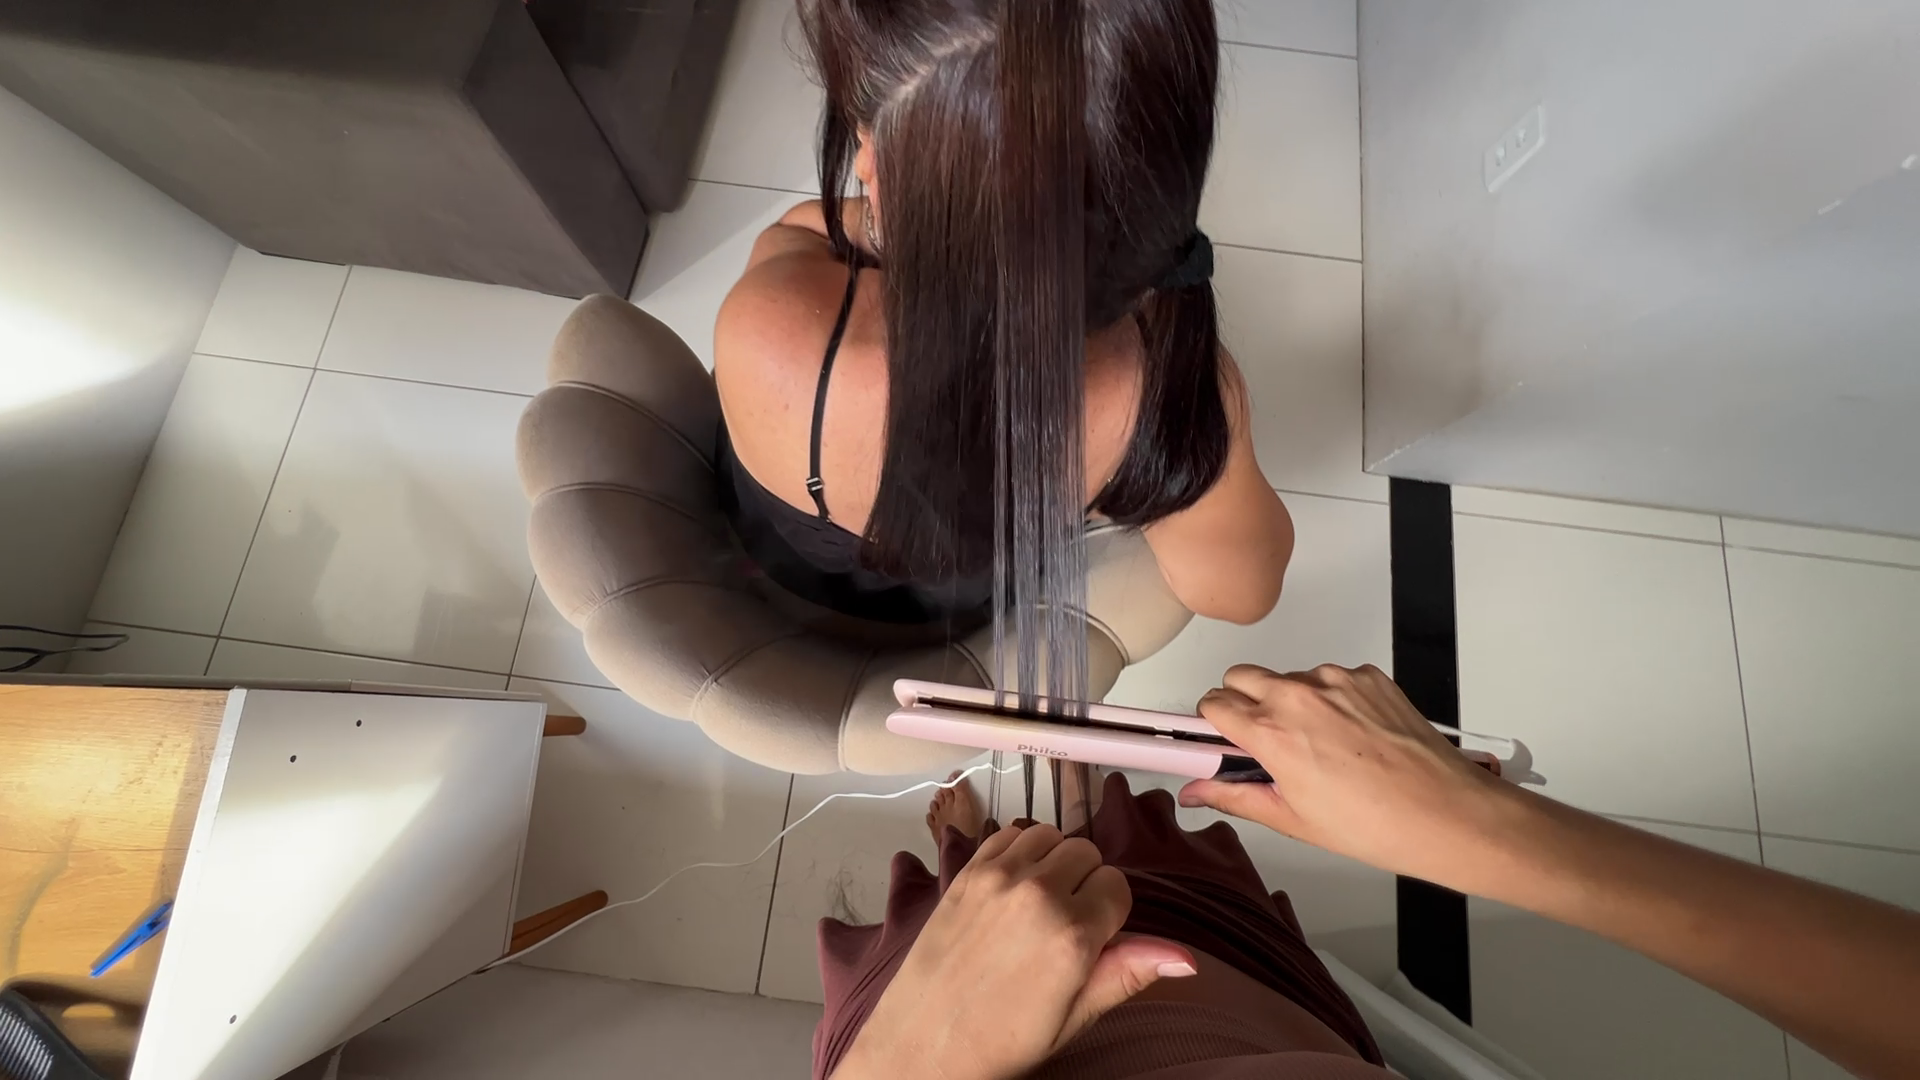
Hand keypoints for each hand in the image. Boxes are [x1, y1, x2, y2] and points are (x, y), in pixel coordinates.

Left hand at [835, 823, 1193, 1079]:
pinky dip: (1020, 848)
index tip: (1094, 937)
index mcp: (1072, 935)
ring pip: (1051, 834)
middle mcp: (1038, 892)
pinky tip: (1015, 884)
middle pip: (1087, 853)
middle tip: (1067, 921)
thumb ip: (1126, 974)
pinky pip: (1010, 832)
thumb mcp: (1074, 1019)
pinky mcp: (969, 869)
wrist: (923, 1044)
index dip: (1112, 912)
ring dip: (1054, 858)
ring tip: (1042, 899)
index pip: (1119, 886)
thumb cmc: (1002, 1043)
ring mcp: (998, 875)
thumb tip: (1186, 959)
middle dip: (1086, 882)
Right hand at [1178, 664, 1513, 888]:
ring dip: (1288, 699)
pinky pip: (1329, 677)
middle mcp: (1296, 696)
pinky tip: (1353, 732)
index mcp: (1270, 732)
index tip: (1225, 739)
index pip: (1212, 702)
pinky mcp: (1366, 676)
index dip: (1214, 723)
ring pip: (1286, 676)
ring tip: (1321, 741)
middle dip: (1241, 701)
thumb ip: (1233, 796)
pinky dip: (1331, 697)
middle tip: (1265, 737)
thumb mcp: (1293, 820)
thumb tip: (1192, 792)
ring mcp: (1334, 681)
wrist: (1452, 816)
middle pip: (1239, 676)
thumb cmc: (1375, 826)